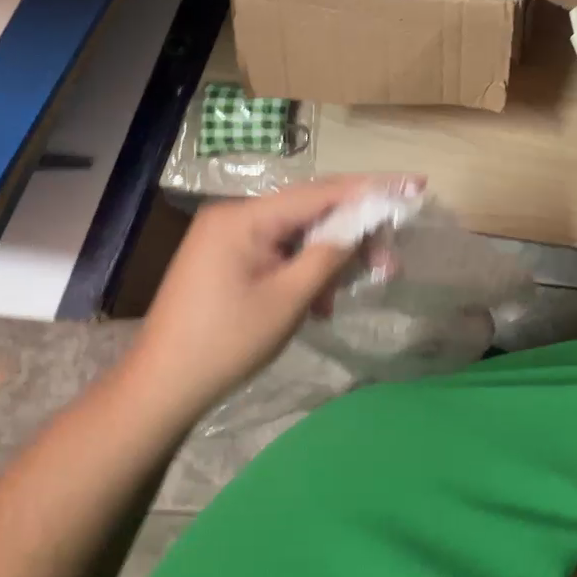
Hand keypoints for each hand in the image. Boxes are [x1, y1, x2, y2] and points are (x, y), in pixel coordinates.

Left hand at [117, 174, 421, 423]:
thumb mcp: (291, 297)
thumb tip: (367, 222)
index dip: (374, 189)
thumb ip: (333, 252)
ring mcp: (230, 237)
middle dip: (356, 234)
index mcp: (245, 217)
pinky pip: (283, 250)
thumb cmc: (226, 342)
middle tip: (389, 261)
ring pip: (302, 233)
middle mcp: (237, 216)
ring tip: (353, 291)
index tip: (416, 185)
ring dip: (333, 259)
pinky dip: (308, 269)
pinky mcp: (229, 258)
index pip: (324, 191)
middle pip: (315, 210)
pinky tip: (320, 302)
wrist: (159, 391)